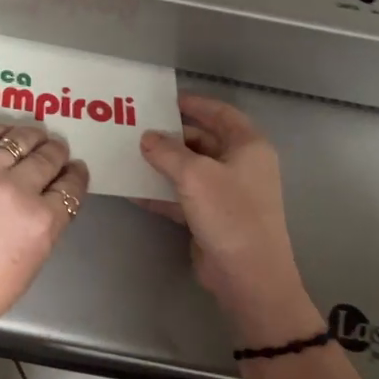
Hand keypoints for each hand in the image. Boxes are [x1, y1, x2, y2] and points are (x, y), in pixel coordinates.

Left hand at [0, 123, 90, 345]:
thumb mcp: (36, 259)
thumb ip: (50, 222)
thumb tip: (56, 194)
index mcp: (43, 221)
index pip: (71, 185)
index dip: (76, 174)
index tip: (76, 169)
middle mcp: (18, 190)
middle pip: (48, 157)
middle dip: (57, 152)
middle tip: (58, 149)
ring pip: (20, 139)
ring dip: (33, 135)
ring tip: (36, 135)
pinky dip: (1, 130)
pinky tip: (7, 131)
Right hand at [138, 95, 323, 341]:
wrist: (248, 277)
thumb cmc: (229, 214)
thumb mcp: (194, 174)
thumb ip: (166, 151)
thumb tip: (147, 138)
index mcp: (248, 147)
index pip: (221, 113)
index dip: (195, 103)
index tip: (163, 100)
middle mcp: (241, 165)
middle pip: (202, 140)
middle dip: (171, 135)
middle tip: (137, 128)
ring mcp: (227, 193)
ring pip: (190, 168)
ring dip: (163, 163)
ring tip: (129, 153)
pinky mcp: (212, 217)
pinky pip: (183, 195)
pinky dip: (161, 191)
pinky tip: (134, 189)